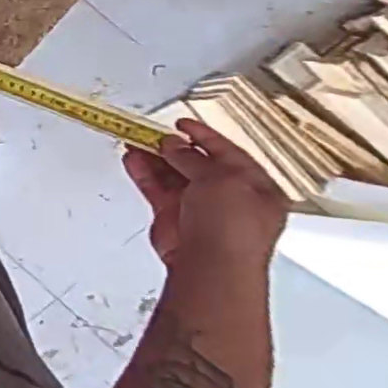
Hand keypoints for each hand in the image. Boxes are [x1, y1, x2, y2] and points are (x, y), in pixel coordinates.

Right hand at [122, 120, 288, 269]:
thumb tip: (174, 144)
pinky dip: (142, 172)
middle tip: (153, 132)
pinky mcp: (172, 217)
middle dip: (173, 147)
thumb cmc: (233, 229)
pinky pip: (155, 188)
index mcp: (255, 188)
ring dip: (153, 156)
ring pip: (172, 174)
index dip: (204, 136)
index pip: (228, 153)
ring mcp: (199, 208)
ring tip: (135, 140)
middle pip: (196, 163)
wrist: (210, 263)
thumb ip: (193, 157)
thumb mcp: (220, 179)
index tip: (183, 124)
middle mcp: (228, 197)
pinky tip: (132, 159)